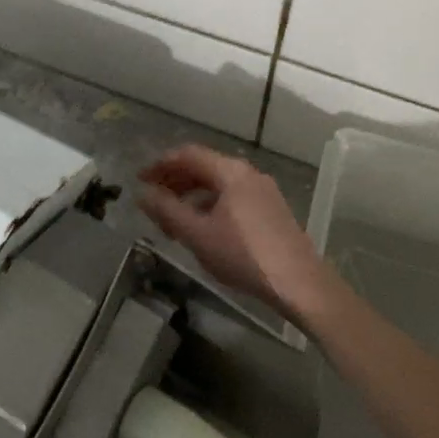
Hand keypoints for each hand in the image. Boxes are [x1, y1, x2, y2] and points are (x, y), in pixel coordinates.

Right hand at [137, 145, 332, 320]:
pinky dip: (211, 204)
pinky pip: (233, 196)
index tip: (140, 180)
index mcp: (230, 171)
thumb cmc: (243, 255)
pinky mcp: (271, 210)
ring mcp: (263, 191)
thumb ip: (167, 211)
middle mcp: (248, 173)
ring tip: (172, 216)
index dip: (160, 164)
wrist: (298, 283)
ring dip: (192, 194)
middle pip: (205, 166)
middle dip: (175, 179)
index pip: (188, 155)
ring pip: (219, 183)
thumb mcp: (197, 234)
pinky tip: (202, 227)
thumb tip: (143, 195)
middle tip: (152, 197)